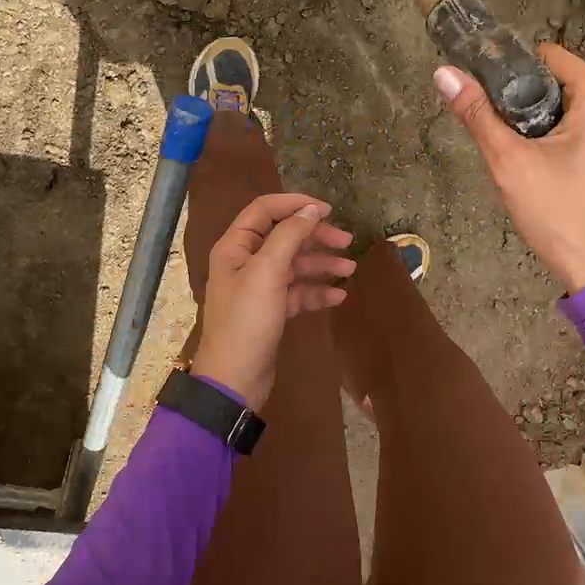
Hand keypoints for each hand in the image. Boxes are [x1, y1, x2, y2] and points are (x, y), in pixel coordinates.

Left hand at [192, 193, 354, 407]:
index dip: (296, 205)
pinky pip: (296, 292)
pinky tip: (338, 297)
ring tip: (350, 271)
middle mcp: (245, 262)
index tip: (328, 210)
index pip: (265, 210)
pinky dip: (316, 292)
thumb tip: (311, 209)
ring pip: (294, 265)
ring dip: (321, 265)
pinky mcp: (270, 311)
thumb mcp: (268, 272)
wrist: (234, 380)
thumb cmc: (247, 321)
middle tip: (347, 241)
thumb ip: (289, 236)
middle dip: (315, 237)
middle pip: (284, 236)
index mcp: (235, 247)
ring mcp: (258, 288)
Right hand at [436, 44, 584, 293]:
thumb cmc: (560, 214)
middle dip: (528, 104)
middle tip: (509, 142)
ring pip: (573, 107)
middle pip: (560, 82)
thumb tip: (444, 72)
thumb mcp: (510, 162)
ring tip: (528, 160)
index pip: (545, 56)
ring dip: (545, 124)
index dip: (511, 74)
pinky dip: (566, 139)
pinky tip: (552, 171)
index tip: (492, 105)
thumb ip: (477, 113)